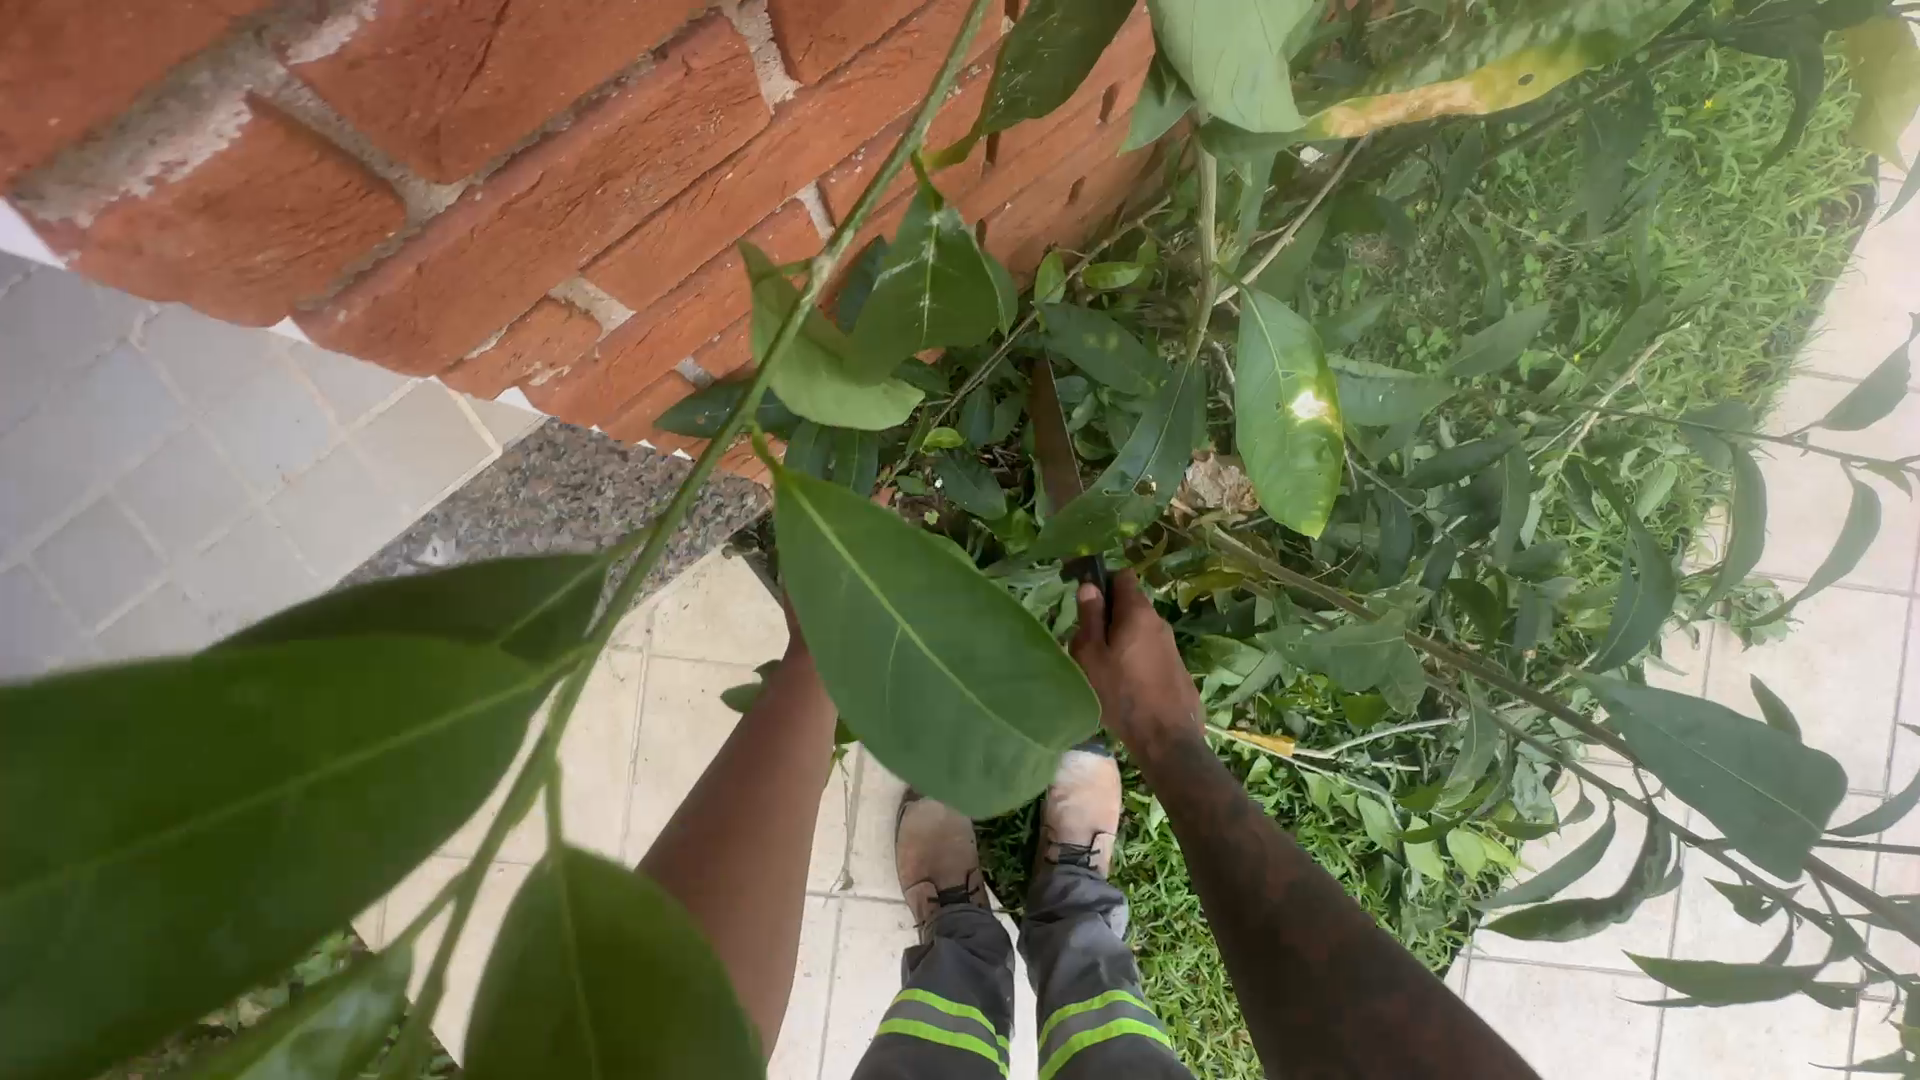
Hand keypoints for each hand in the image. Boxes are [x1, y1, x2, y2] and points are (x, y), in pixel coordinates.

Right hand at [1069, 570, 1202, 763]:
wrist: (1166, 738)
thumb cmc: (1120, 693)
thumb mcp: (1091, 655)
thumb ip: (1089, 618)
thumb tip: (1090, 587)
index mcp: (1137, 612)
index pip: (1123, 576)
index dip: (1103, 582)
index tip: (1087, 603)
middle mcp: (1158, 622)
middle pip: (1131, 605)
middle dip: (1109, 616)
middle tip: (1089, 642)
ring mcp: (1171, 646)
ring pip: (1140, 630)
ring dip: (1122, 639)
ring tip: (1105, 667)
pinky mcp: (1177, 668)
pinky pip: (1151, 651)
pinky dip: (1136, 657)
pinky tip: (1126, 684)